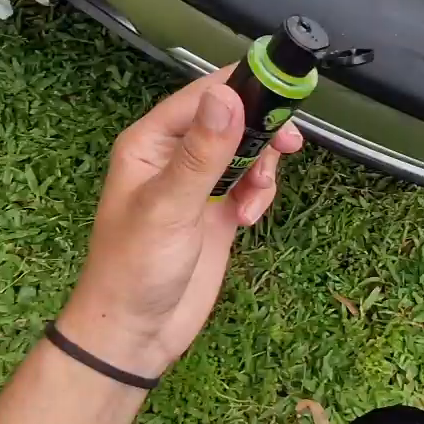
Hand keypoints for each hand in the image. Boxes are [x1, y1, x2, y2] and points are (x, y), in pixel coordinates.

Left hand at [58, 69, 303, 378]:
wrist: (136, 335)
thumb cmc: (134, 268)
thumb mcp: (169, 207)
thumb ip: (202, 152)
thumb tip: (227, 95)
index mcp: (152, 142)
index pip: (202, 95)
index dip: (244, 88)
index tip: (284, 89)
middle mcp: (176, 155)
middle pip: (233, 118)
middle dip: (262, 130)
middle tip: (289, 144)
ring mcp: (199, 183)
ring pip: (247, 150)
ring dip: (263, 166)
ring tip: (256, 197)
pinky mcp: (218, 210)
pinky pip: (251, 183)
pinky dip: (260, 194)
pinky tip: (249, 218)